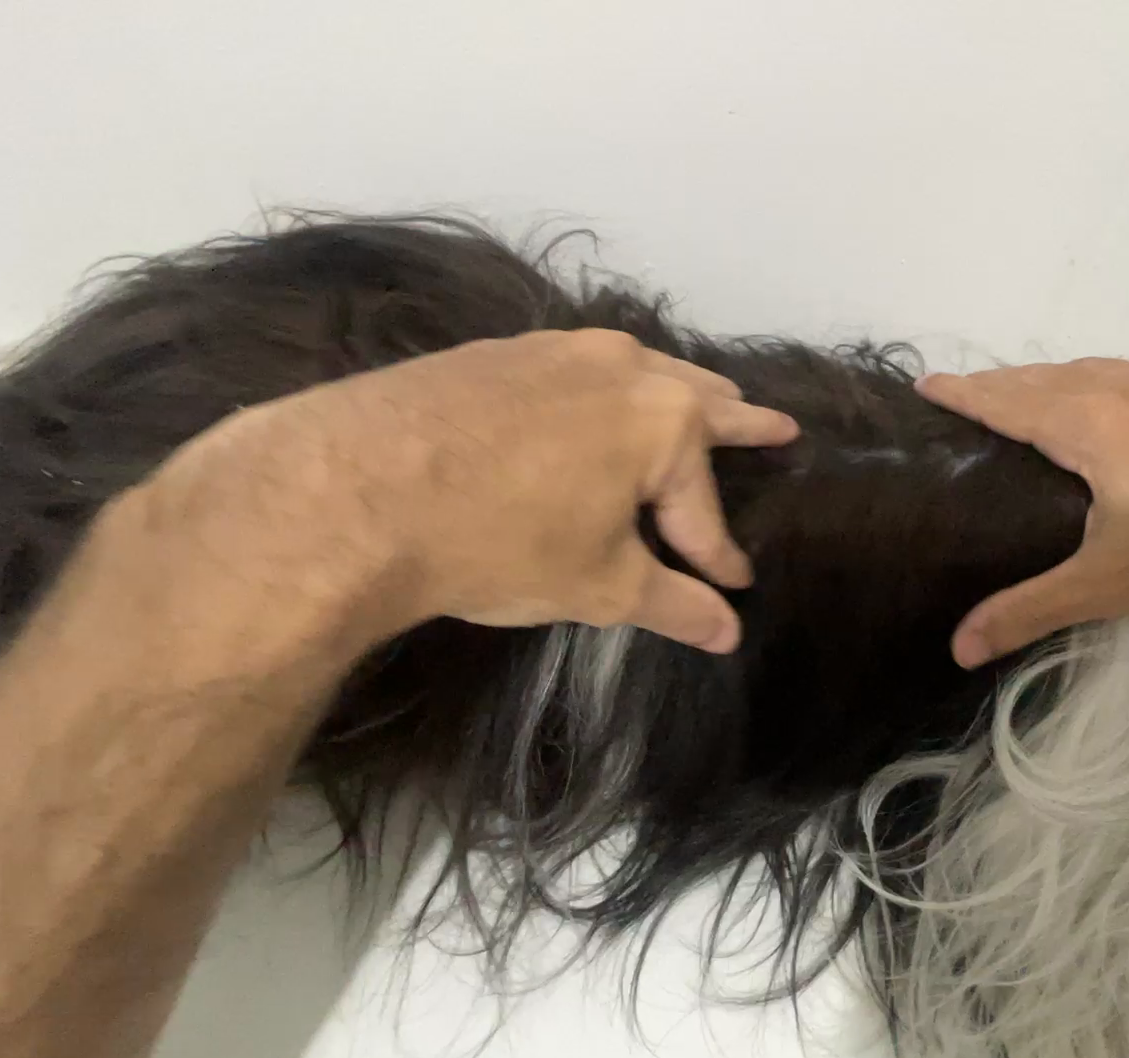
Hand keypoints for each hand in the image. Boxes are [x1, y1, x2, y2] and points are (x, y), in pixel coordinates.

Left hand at [139, 329, 798, 652]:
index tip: (734, 584)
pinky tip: (601, 398)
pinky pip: (583, 367)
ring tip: (708, 398)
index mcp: (665, 423)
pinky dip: (611, 387)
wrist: (350, 492)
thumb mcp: (599, 585)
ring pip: (644, 372)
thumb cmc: (500, 542)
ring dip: (681, 393)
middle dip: (742, 425)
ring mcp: (561, 351)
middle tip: (778, 427)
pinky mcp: (505, 352)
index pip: (705, 510)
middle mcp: (625, 369)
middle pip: (700, 405)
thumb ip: (674, 605)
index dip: (720, 555)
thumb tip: (730, 634)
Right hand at [916, 358, 1128, 666]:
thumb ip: (1028, 610)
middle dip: (1000, 383)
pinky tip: (1122, 410)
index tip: (924, 384)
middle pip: (1046, 376)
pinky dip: (1107, 385)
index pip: (1007, 398)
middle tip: (967, 397)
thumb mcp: (1110, 586)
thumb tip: (957, 648)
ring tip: (1032, 400)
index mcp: (1092, 421)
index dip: (963, 391)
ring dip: (1054, 380)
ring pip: (1099, 370)